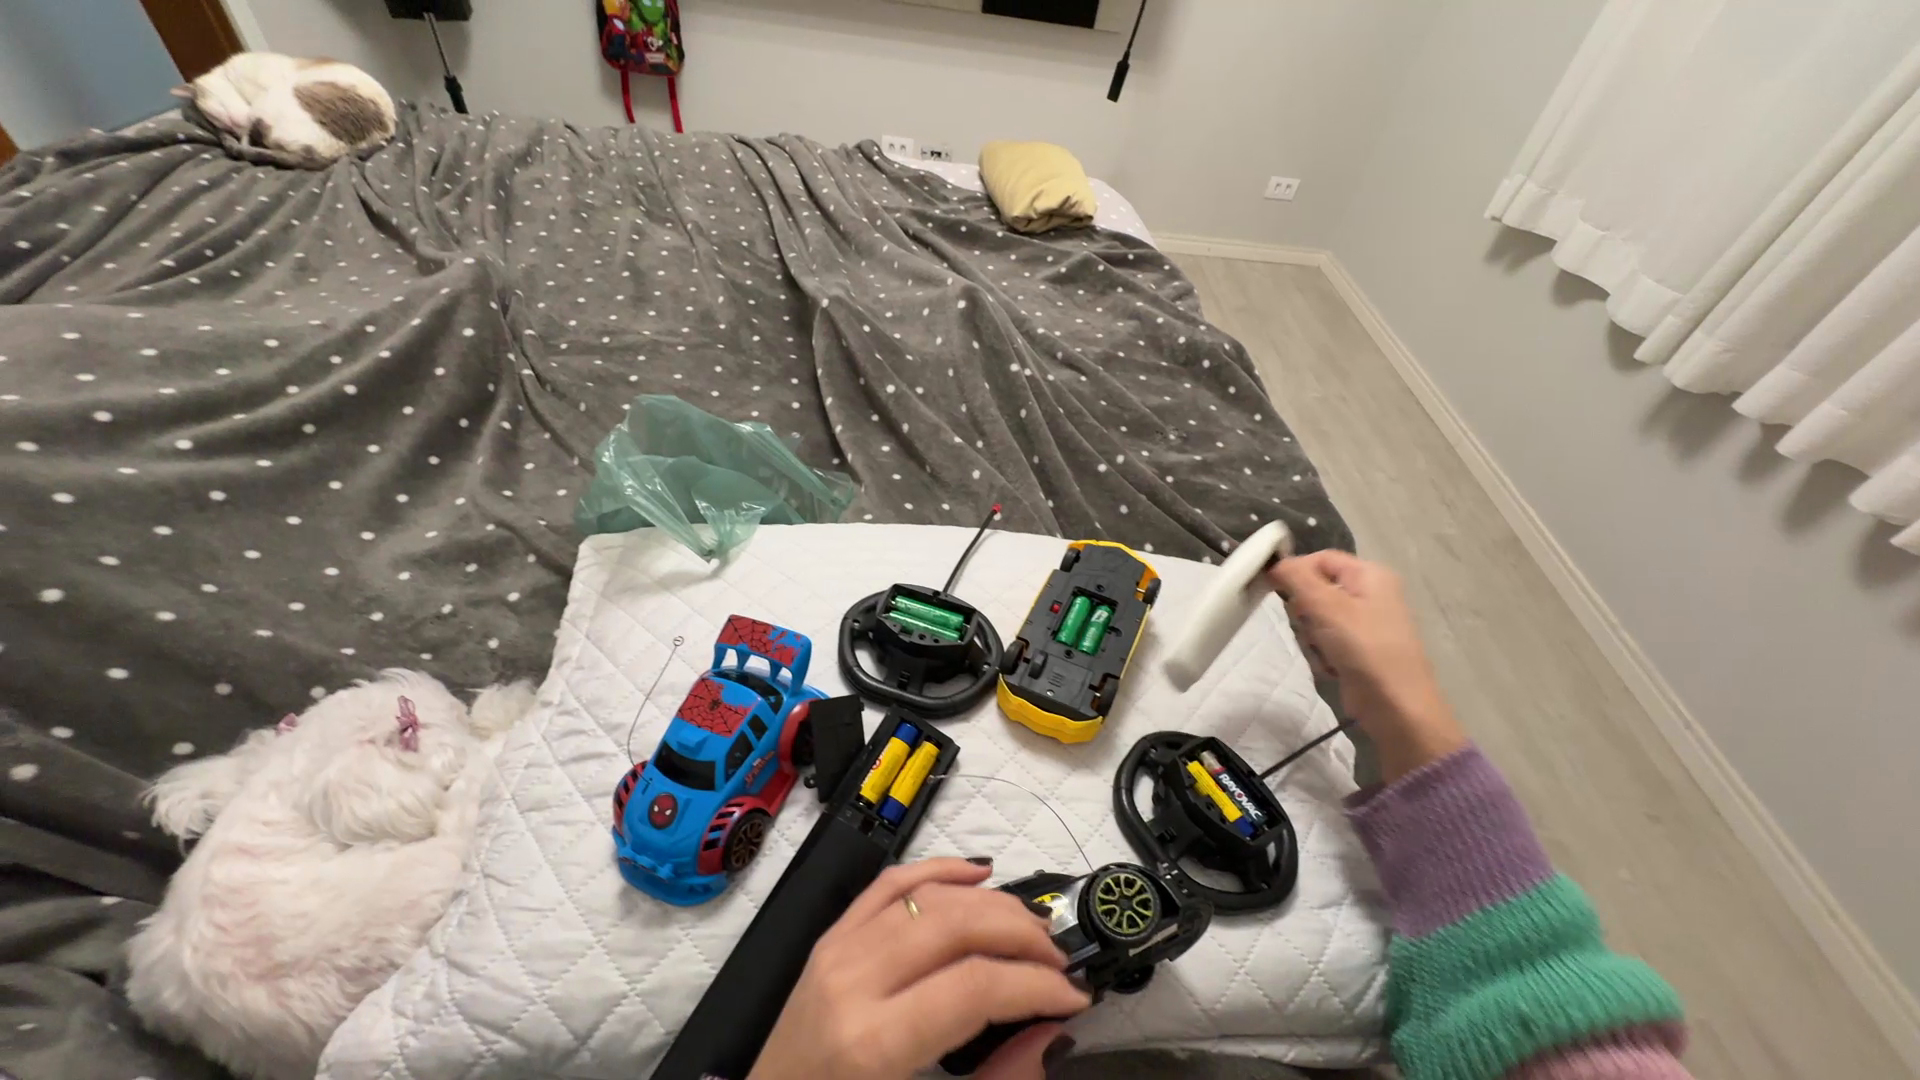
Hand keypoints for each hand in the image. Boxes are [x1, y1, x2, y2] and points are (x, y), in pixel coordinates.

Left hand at [747, 858, 1090, 1079]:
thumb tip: (1052, 1031)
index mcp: (872, 1043)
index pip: (973, 988)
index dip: (1035, 985)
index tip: (1074, 997)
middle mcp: (852, 980)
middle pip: (954, 926)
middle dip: (1020, 936)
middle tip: (1059, 960)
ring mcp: (836, 948)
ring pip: (928, 896)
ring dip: (991, 903)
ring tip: (1032, 927)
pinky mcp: (831, 936)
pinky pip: (889, 885)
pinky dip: (937, 869)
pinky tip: (978, 872)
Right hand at [1269, 551, 1465, 781]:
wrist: (1396, 705)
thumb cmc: (1364, 648)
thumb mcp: (1326, 605)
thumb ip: (1297, 577)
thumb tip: (1275, 562)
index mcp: (1371, 574)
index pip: (1320, 558)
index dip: (1295, 569)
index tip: (1273, 589)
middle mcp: (1371, 593)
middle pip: (1317, 588)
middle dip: (1305, 609)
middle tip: (1308, 624)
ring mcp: (1366, 623)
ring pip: (1318, 616)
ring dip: (1312, 634)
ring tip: (1324, 650)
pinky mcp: (1359, 649)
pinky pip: (1327, 640)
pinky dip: (1323, 652)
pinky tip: (1332, 666)